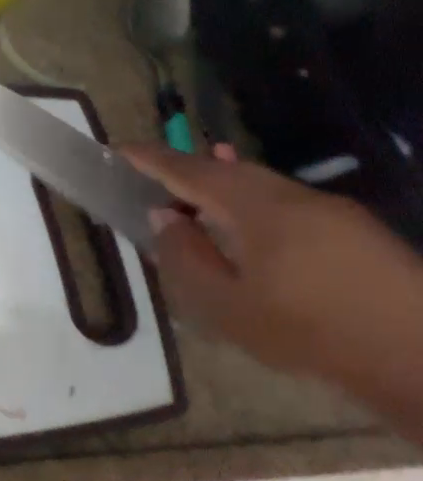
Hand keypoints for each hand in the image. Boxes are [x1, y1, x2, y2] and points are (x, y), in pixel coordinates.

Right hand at [125, 143, 422, 385]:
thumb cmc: (309, 331)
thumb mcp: (223, 304)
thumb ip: (185, 256)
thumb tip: (165, 217)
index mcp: (262, 210)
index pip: (195, 173)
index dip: (154, 160)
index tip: (119, 148)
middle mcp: (301, 200)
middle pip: (236, 173)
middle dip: (191, 170)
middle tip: (150, 176)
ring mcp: (339, 216)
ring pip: (266, 188)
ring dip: (223, 189)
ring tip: (191, 199)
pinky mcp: (361, 236)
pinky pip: (291, 206)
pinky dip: (254, 205)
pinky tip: (245, 226)